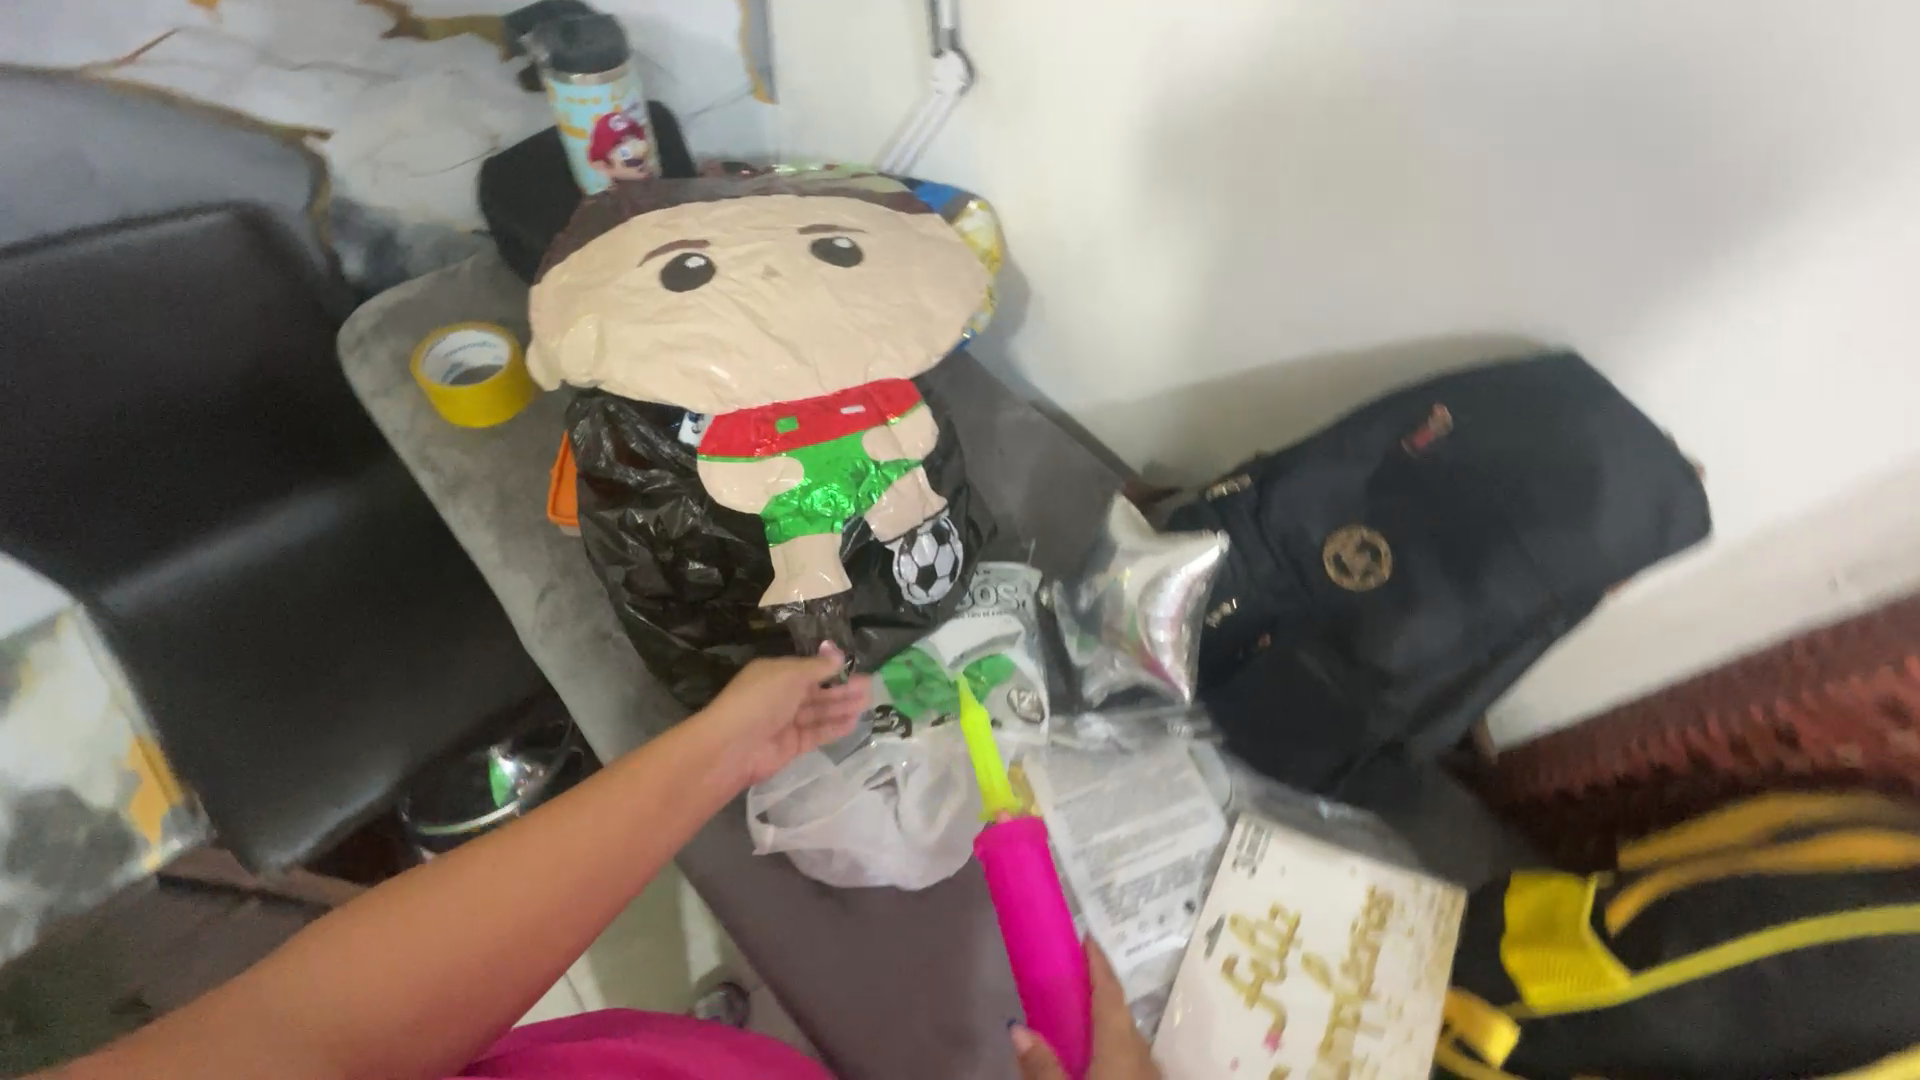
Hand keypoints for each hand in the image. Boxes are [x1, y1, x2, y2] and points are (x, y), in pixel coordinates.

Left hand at [696, 645, 870, 787]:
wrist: (732, 746)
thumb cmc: (760, 700)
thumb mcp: (790, 674)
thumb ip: (818, 667)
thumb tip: (839, 655)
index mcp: (777, 674)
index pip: (809, 669)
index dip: (833, 669)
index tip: (857, 669)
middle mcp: (781, 696)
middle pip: (817, 691)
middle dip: (842, 689)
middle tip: (870, 688)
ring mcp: (786, 722)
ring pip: (819, 712)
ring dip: (842, 707)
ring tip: (867, 703)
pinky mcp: (792, 745)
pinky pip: (817, 733)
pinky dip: (834, 728)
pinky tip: (854, 722)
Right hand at [1013, 941, 1160, 1079]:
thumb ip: (1041, 1064)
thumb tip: (1015, 1027)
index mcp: (1120, 1042)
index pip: (1109, 989)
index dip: (1097, 960)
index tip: (1086, 934)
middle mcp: (1141, 1050)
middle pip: (1119, 1010)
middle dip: (1098, 988)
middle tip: (1072, 973)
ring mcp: (1151, 1071)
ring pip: (1127, 1036)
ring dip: (1106, 1019)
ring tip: (1080, 1015)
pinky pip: (1132, 1057)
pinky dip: (1113, 1044)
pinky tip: (1097, 1057)